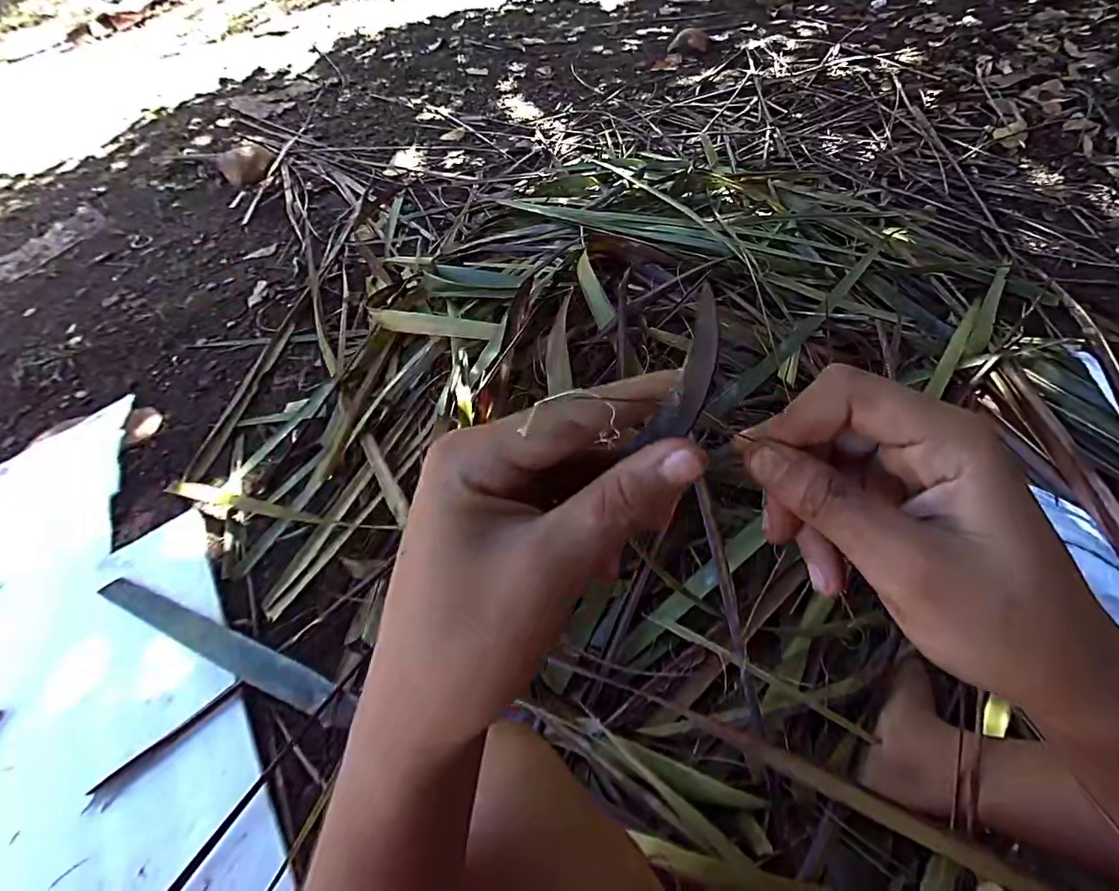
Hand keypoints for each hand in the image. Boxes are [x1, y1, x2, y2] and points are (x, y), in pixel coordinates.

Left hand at [369, 372, 705, 746]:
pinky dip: (601, 520)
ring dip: (620, 497)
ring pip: (580, 473)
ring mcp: (495, 489)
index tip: (697, 393)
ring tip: (656, 526)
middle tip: (689, 479)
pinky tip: (613, 555)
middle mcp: (483, 458)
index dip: (639, 404)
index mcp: (475, 453)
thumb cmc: (474, 641)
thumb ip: (622, 499)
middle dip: (632, 463)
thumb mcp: (555, 562)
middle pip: (578, 442)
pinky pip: (570, 502)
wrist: (421, 724)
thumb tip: (693, 452)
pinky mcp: (510, 520)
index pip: (571, 415)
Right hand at [738, 365, 1118, 712]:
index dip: (793, 421)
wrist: (1062, 672)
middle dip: (802, 480)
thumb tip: (756, 455)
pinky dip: (838, 530)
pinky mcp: (920, 493)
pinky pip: (858, 493)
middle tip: (780, 537)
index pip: (849, 392)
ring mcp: (928, 465)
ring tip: (823, 578)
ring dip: (818, 514)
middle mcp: (936, 435)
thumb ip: (828, 504)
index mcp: (947, 435)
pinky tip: (839, 577)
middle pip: (840, 427)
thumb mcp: (902, 565)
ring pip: (841, 463)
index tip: (751, 470)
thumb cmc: (997, 622)